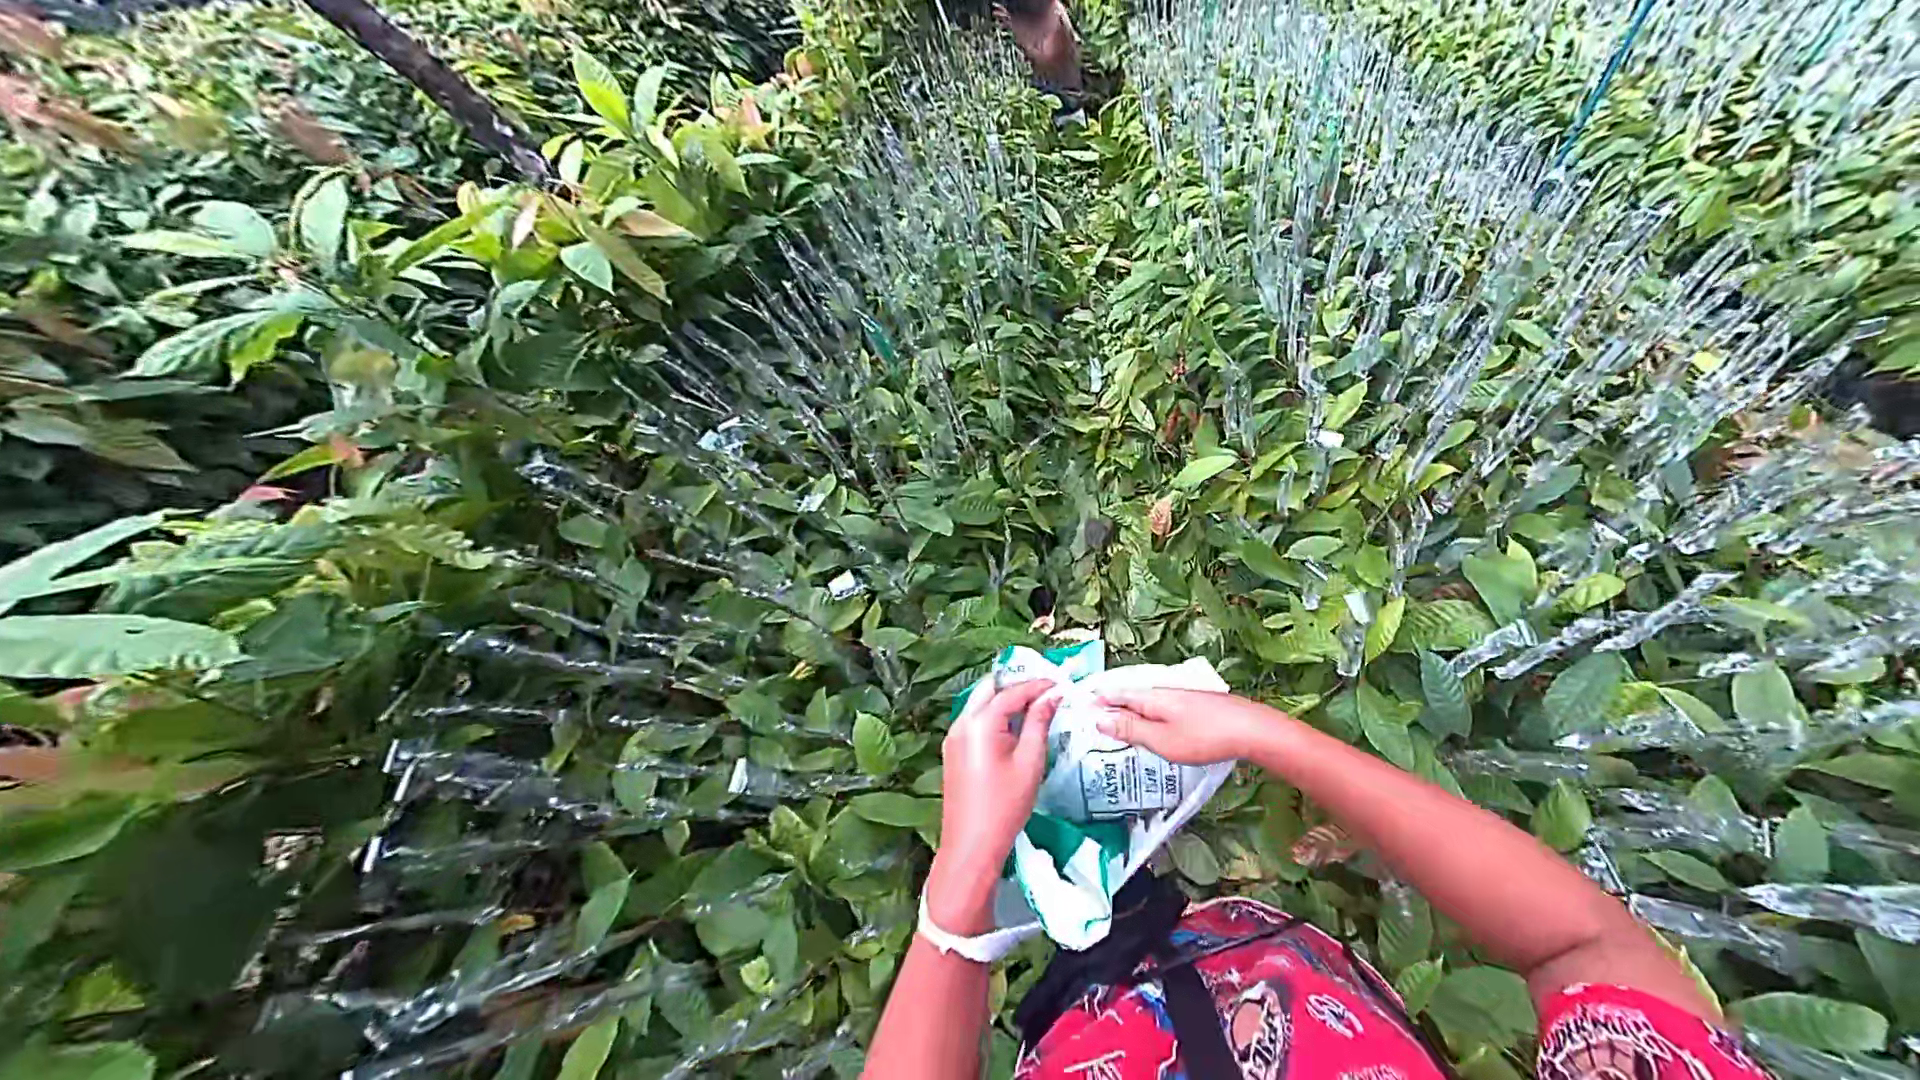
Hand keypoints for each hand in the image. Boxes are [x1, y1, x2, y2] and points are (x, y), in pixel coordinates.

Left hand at [926, 678, 1060, 933]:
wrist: (971, 846)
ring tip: (1034, 706)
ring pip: (980, 703)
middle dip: (1017, 686)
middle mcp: (962, 723)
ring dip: (1005, 700)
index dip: (1037, 686)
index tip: (1059, 684)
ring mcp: (954, 736)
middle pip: (990, 689)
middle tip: (1045, 691)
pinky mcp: (953, 750)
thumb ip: (1039, 723)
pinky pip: (975, 720)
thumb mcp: (1030, 762)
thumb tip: (1052, 696)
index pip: (1011, 692)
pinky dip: (994, 715)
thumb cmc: (1005, 806)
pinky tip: (1015, 726)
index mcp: (980, 723)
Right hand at [1093, 688, 1287, 764]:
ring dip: (1131, 708)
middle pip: (1130, 695)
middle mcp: (1163, 691)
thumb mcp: (1162, 739)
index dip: (1097, 699)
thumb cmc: (1204, 737)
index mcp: (1150, 697)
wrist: (1253, 730)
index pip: (1115, 694)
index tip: (1080, 704)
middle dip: (1112, 702)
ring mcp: (1182, 696)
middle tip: (1093, 713)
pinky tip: (1153, 723)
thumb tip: (1100, 719)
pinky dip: (1149, 713)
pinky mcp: (1196, 704)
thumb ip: (1131, 729)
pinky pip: (1162, 706)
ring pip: (1147, 700)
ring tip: (1118, 720)